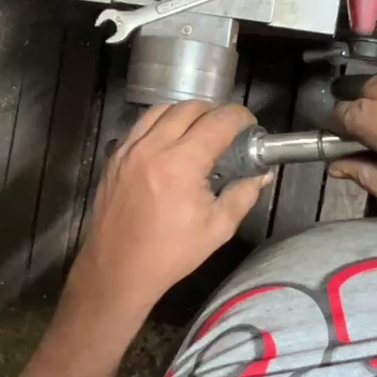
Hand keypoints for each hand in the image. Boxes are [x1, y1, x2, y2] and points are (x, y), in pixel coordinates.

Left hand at [67, 101, 268, 315]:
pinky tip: (169, 144)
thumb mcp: (218, 228)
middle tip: (226, 132)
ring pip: (161, 110)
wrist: (118, 268)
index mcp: (181, 164)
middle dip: (213, 113)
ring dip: (185, 114)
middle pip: (189, 107)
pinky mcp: (114, 157)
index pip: (218, 121)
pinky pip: (140, 126)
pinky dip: (159, 125)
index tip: (249, 126)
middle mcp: (152, 147)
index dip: (240, 118)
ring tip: (198, 133)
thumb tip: (261, 173)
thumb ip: (244, 194)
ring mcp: (128, 149)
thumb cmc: (171, 253)